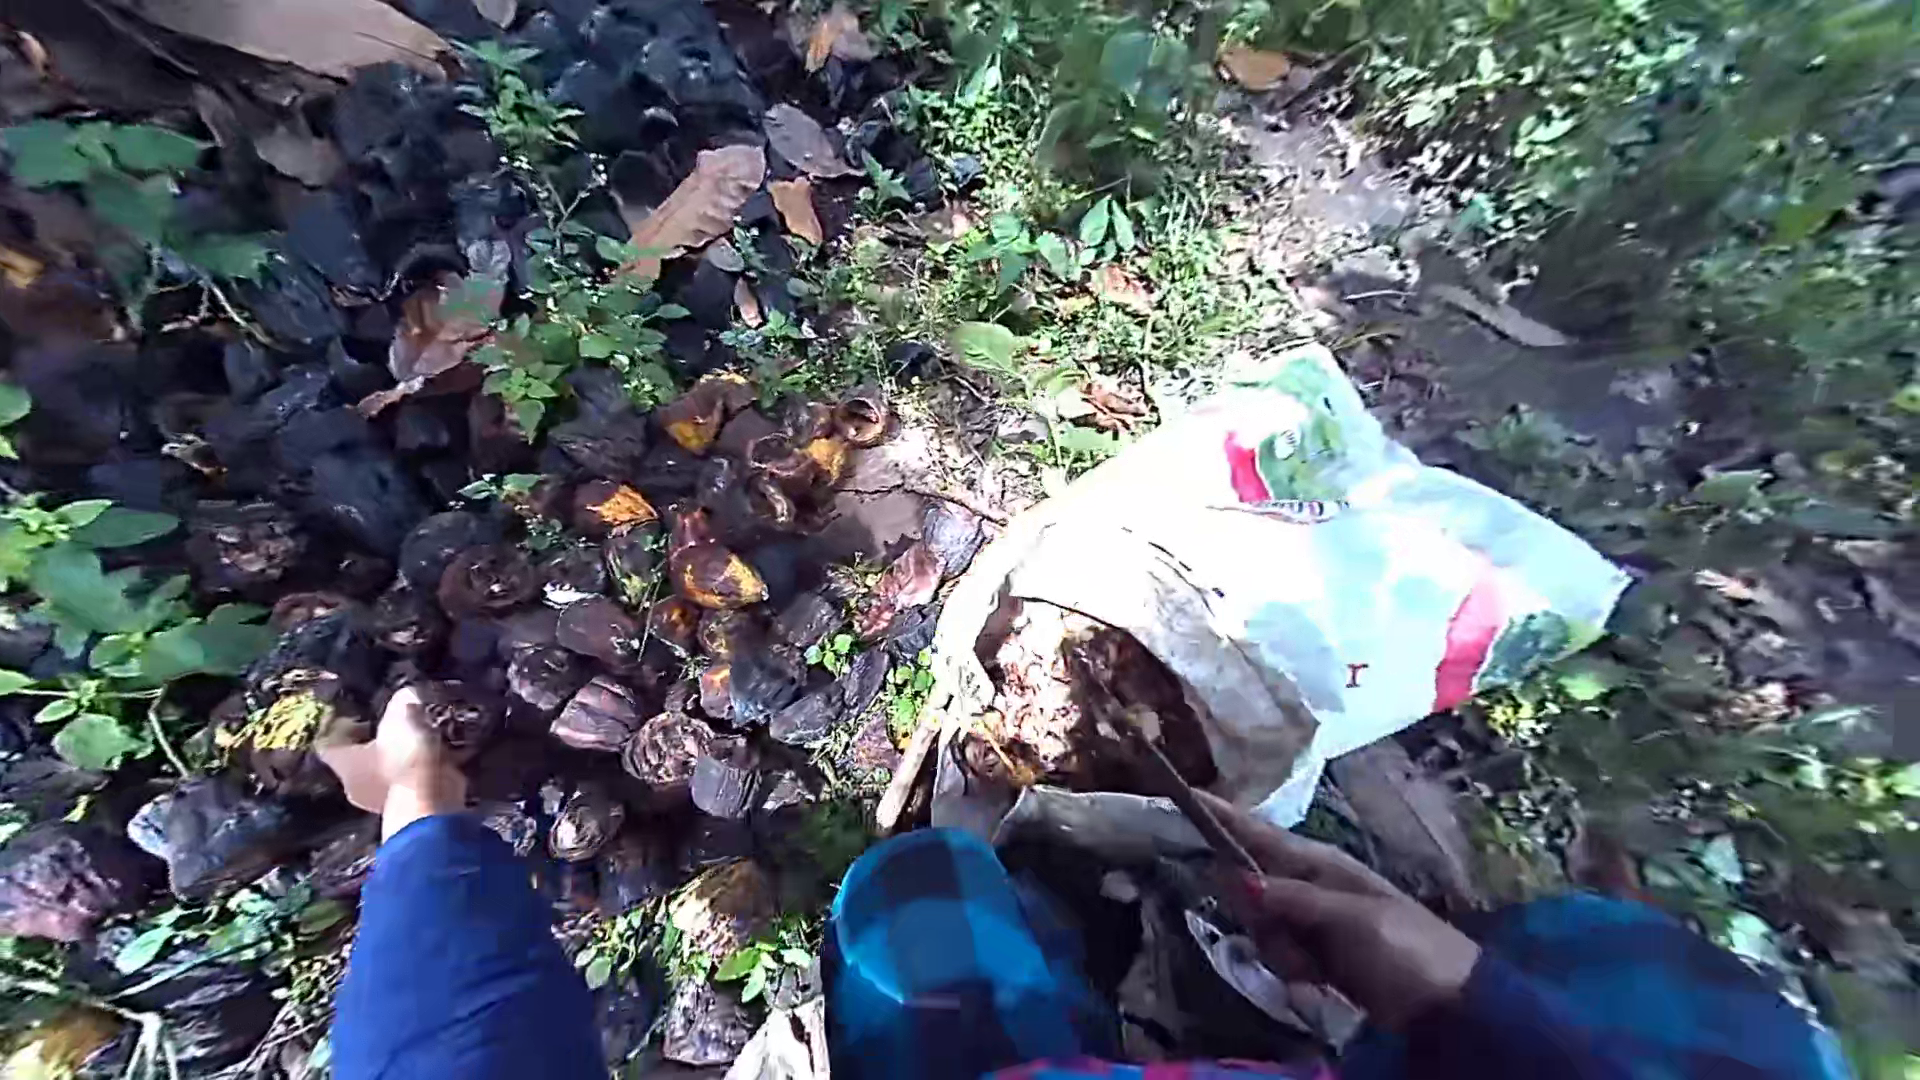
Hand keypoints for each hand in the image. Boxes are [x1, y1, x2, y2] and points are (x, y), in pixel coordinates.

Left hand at [317, 686, 467, 837]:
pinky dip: (416, 771)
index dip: (338, 727)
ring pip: (381, 772)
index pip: (327, 743)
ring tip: (420, 742)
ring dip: (395, 759)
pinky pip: (405, 782)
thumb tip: (407, 693)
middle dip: (371, 744)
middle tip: (392, 727)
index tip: (355, 714)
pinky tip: (435, 759)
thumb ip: (403, 702)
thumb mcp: (405, 717)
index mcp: (343, 762)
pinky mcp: (404, 805)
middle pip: (354, 759)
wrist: (430, 798)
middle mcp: (352, 782)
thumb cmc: (406, 756)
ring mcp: (376, 799)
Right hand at [1199, 790, 1480, 1028]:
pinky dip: (1288, 967)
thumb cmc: (1409, 948)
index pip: (1253, 830)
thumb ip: (1292, 898)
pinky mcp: (1309, 952)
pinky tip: (1316, 980)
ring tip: (1314, 968)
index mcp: (1314, 860)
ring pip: (1255, 920)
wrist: (1458, 1012)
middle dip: (1254, 908)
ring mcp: (1305, 918)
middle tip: (1285, 932)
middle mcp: (1302, 882)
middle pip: (1243, 880)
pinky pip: (1272, 950)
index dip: (1218, 813)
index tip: (1183, 794)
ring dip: (1277, 946)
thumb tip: (1233, 880)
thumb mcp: (1352, 917)